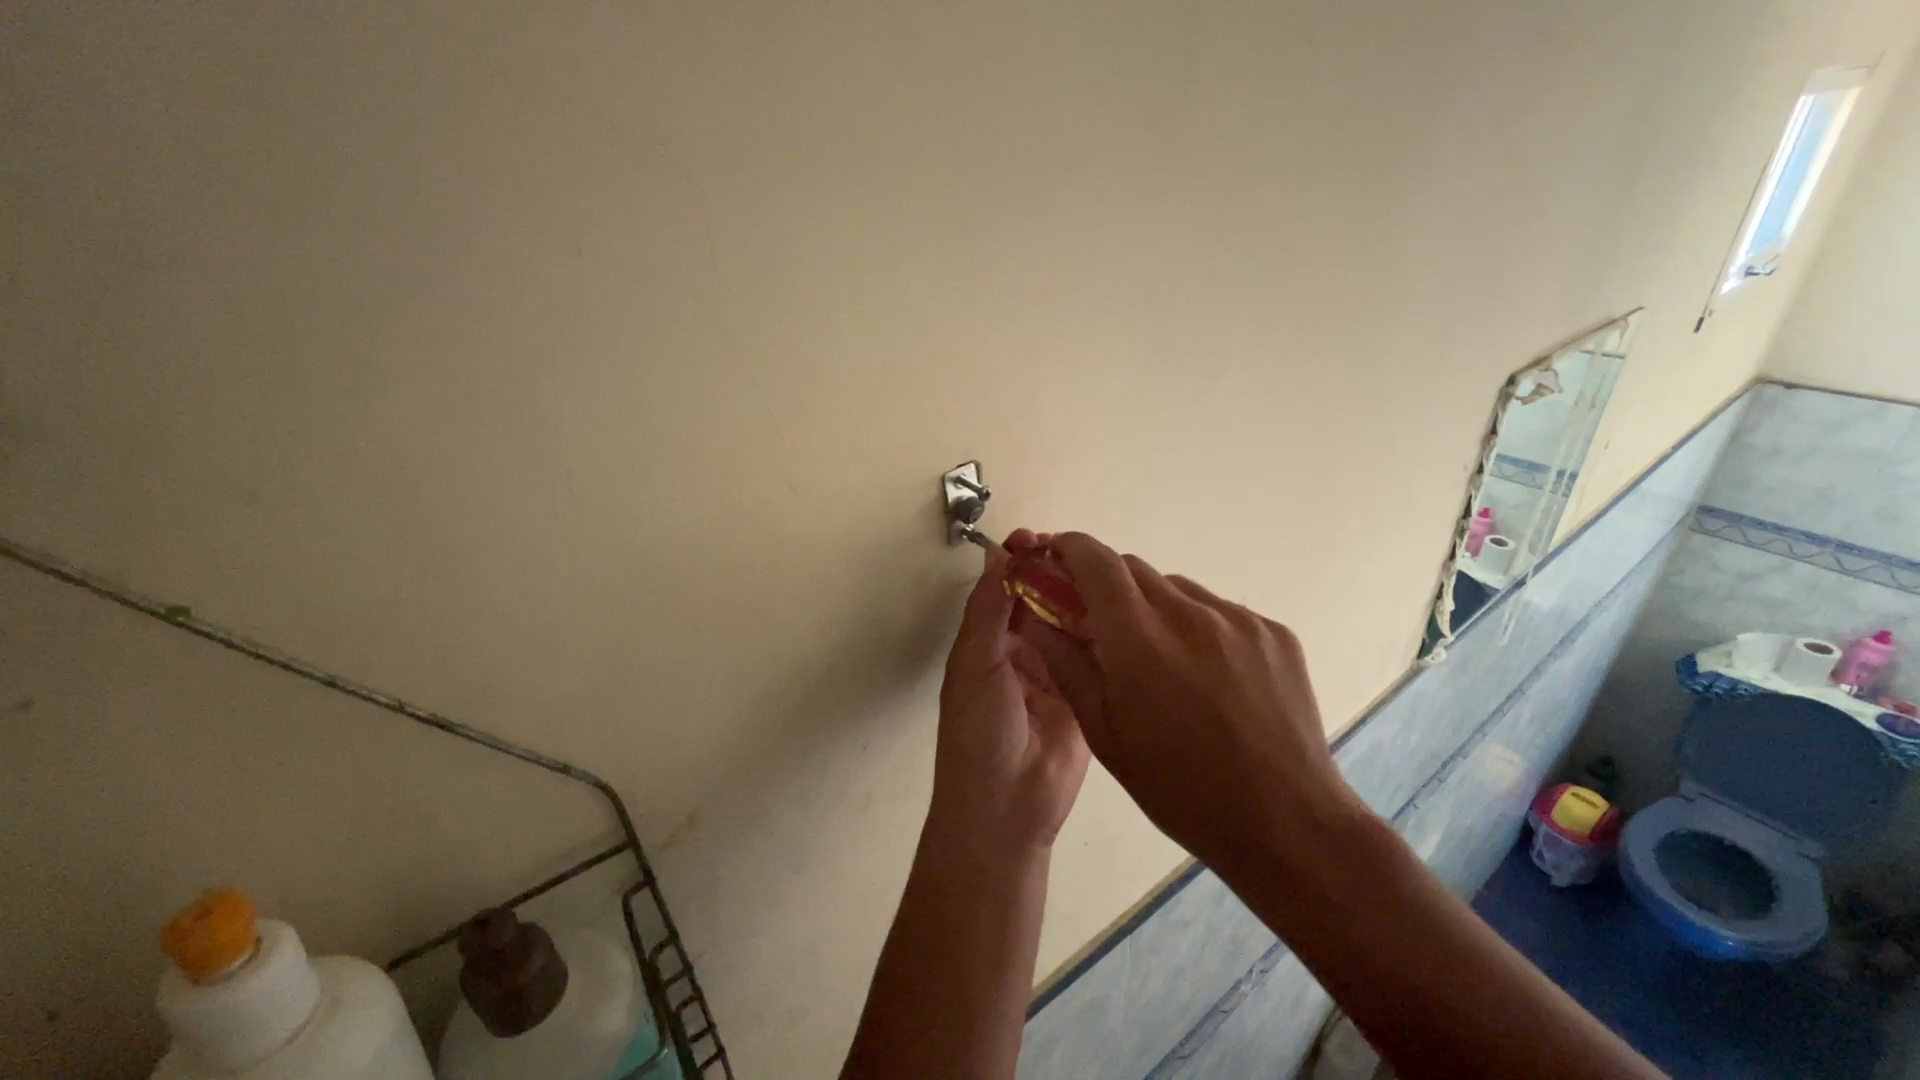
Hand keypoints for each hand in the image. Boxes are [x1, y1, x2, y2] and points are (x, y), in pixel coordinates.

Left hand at [928, 532, 1090, 853]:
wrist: (1008, 805)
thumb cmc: (979, 732)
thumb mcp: (974, 663)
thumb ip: (988, 610)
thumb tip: (998, 555)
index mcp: (988, 643)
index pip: (1005, 590)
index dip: (1020, 563)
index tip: (1039, 537)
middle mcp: (1022, 653)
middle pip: (1041, 602)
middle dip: (1056, 576)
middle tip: (1083, 549)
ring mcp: (1057, 675)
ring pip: (1071, 625)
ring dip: (1082, 599)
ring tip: (1106, 571)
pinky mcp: (1086, 696)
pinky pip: (1095, 657)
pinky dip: (1105, 633)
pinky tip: (1124, 609)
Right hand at [1014, 532, 1362, 874]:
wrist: (1285, 822)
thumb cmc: (1180, 790)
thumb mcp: (1106, 735)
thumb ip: (1068, 666)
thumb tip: (1037, 619)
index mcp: (1141, 641)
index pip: (1096, 560)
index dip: (1069, 549)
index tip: (1055, 560)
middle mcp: (1191, 614)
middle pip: (1134, 569)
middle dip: (1107, 586)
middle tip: (1102, 628)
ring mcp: (1240, 621)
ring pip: (1177, 590)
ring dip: (1154, 608)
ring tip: (1162, 664)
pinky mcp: (1275, 633)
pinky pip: (1220, 612)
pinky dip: (1199, 628)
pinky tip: (1208, 679)